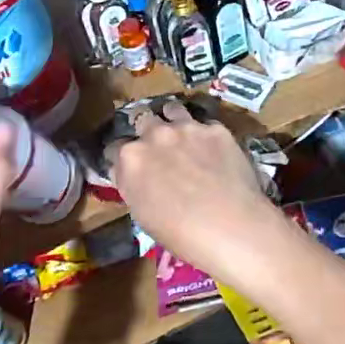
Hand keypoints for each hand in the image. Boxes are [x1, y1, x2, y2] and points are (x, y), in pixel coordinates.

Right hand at [110, 102, 288, 283]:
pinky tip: (213, 147)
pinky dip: (205, 133)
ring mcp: (187, 128)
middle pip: (142, 119)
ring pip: (172, 109)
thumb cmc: (180, 233)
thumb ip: (131, 184)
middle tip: (155, 144)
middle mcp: (155, 135)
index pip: (114, 148)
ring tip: (180, 131)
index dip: (122, 156)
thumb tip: (127, 173)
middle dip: (145, 129)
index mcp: (131, 158)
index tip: (129, 164)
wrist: (230, 225)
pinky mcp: (216, 129)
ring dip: (172, 118)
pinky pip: (205, 124)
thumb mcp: (141, 214)